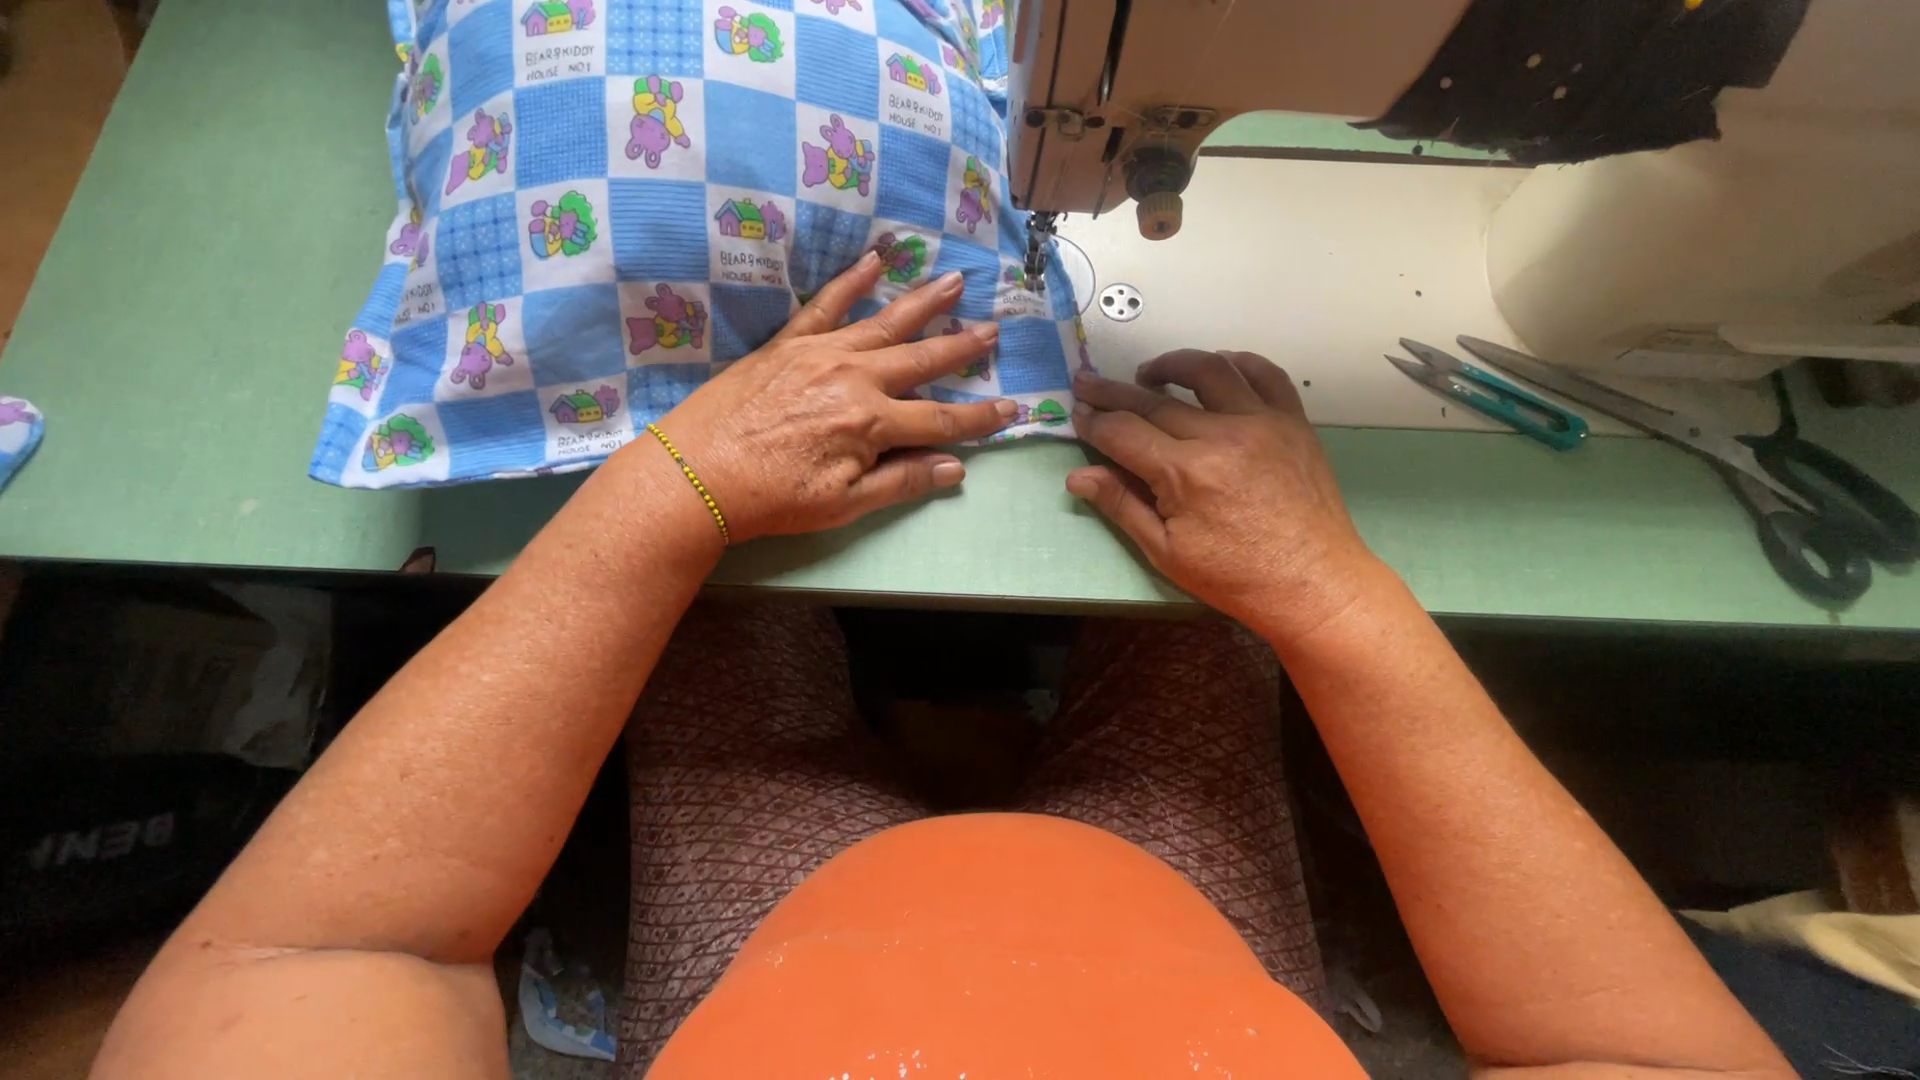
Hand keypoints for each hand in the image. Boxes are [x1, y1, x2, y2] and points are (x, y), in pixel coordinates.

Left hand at [644, 253, 1012, 542]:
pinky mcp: (788, 344)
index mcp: (871, 423)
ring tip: (954, 283)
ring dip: (923, 304)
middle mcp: (854, 378)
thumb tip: (954, 468)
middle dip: (961, 349)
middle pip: (921, 361)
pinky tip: (875, 261)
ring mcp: (821, 354)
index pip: (941, 420)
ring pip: (884, 323)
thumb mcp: (843, 505)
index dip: (980, 418)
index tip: (1012, 409)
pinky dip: (852, 282)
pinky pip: (826, 305)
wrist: (696, 476)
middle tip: (993, 331)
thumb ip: (901, 483)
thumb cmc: (772, 499)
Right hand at [1067, 351, 1381, 645]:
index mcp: (1186, 473)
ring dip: (1172, 364)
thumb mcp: (1165, 552)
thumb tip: (1077, 476)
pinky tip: (1218, 368)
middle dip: (1113, 391)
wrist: (1312, 582)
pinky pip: (1266, 374)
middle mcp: (1222, 435)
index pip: (1124, 432)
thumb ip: (1122, 505)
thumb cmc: (1233, 576)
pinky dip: (1237, 363)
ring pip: (1209, 370)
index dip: (1094, 422)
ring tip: (1149, 373)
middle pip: (1155, 400)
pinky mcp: (1292, 422)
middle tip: (1087, 382)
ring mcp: (1262, 422)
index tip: (1076, 413)